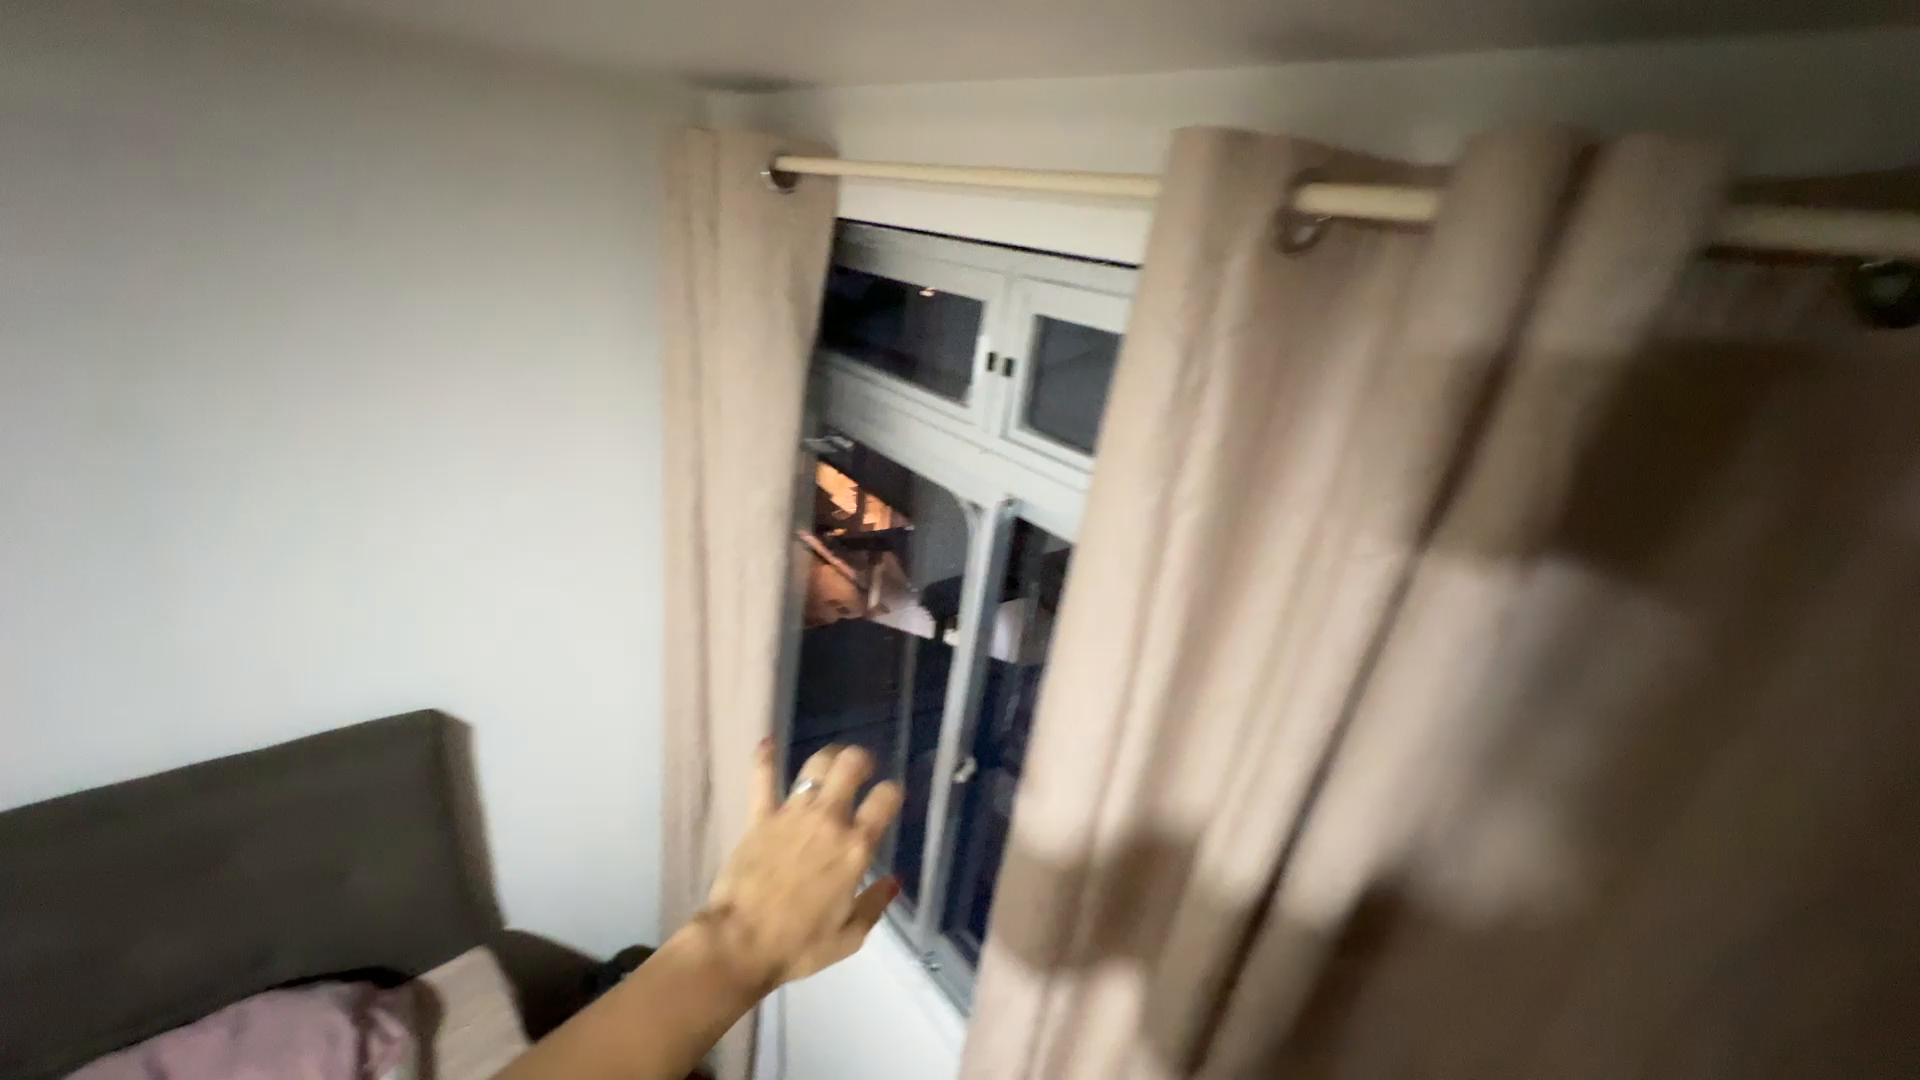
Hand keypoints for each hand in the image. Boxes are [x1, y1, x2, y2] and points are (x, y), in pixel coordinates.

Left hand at [698, 742, 905, 991]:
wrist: (739, 946)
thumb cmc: (798, 947)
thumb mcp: (849, 937)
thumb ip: (874, 905)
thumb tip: (893, 882)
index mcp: (855, 848)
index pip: (886, 799)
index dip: (893, 792)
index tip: (889, 798)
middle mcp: (828, 820)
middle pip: (851, 766)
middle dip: (862, 759)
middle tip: (863, 769)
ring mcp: (792, 814)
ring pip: (816, 765)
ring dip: (829, 756)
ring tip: (832, 761)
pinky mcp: (760, 817)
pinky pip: (762, 779)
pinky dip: (764, 758)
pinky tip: (767, 742)